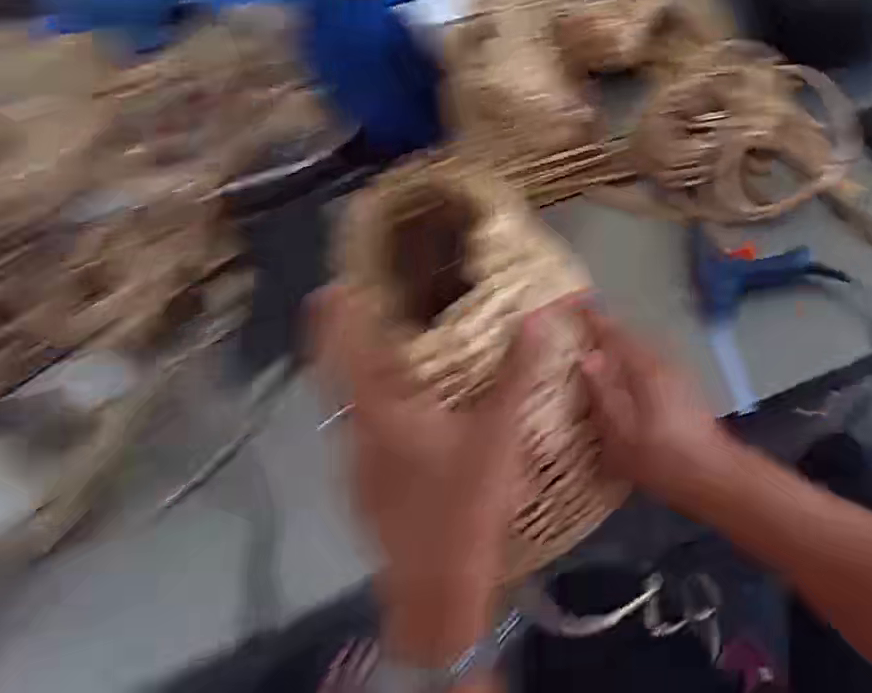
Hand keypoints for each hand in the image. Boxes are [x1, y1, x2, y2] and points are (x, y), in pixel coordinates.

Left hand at [311, 286, 543, 665]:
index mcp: (381, 413)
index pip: (344, 354)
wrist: (436, 587)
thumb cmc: (464, 500)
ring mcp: (360, 464)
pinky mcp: (371, 485)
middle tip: (385, 306)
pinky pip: (372, 428)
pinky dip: (386, 403)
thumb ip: (518, 372)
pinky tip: (422, 410)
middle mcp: (359, 434)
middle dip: (356, 338)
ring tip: (407, 348)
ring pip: (358, 405)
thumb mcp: (500, 431)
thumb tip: (537, 316)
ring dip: (372, 372)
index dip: (335, 319)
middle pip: (345, 376)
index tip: (333, 284)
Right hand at [575, 305, 735, 510]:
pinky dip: (633, 360)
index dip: (597, 320)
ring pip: (643, 350)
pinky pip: (651, 362)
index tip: (578, 306)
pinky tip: (624, 378)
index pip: (617, 335)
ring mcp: (677, 373)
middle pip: (632, 338)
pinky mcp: (683, 387)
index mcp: (647, 368)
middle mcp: (664, 362)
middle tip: (581, 328)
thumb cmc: (662, 458)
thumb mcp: (622, 433)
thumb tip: (587, 356)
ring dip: (621, 346)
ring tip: (597, 351)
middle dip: (608, 331)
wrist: (712, 472)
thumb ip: (604, 393)